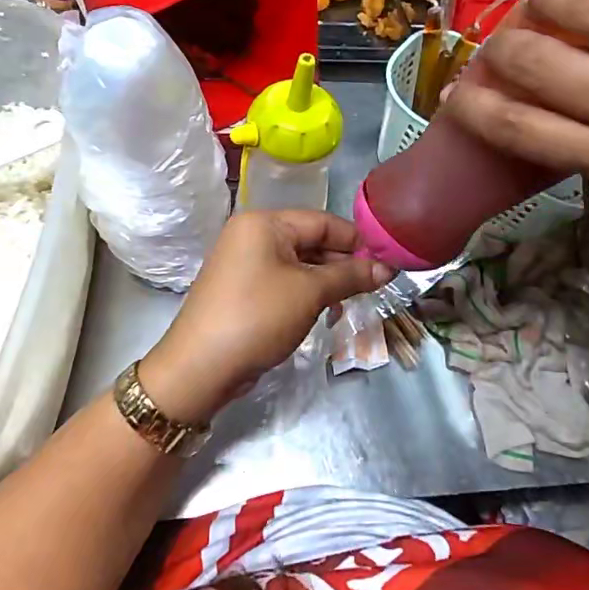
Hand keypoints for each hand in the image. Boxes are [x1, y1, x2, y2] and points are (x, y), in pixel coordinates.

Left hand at [140, 210, 392, 421]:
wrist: (200, 368)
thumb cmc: (258, 317)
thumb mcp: (310, 293)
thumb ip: (351, 275)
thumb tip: (388, 268)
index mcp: (264, 223)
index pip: (323, 221)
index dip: (357, 241)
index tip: (386, 263)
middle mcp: (252, 235)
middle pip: (311, 241)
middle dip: (343, 264)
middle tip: (375, 286)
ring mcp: (245, 264)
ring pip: (300, 264)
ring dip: (328, 282)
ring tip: (353, 302)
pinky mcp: (243, 291)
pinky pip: (285, 282)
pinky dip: (307, 293)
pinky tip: (326, 311)